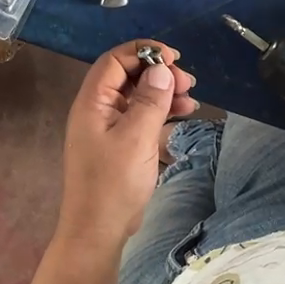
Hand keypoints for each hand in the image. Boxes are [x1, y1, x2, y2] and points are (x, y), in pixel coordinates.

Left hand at [55, 41, 197, 245]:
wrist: (98, 231)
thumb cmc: (113, 184)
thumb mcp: (136, 138)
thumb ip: (150, 101)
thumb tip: (161, 69)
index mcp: (92, 102)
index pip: (115, 60)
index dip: (144, 52)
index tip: (174, 59)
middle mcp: (97, 109)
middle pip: (128, 76)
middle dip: (159, 73)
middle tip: (188, 82)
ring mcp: (108, 128)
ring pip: (138, 96)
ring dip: (164, 92)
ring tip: (191, 98)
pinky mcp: (119, 144)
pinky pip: (141, 116)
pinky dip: (161, 112)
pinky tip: (183, 114)